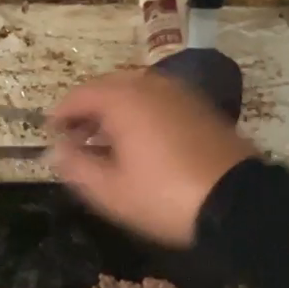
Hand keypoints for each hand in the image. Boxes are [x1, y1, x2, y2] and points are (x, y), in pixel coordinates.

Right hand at [47, 69, 258, 247]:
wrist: (237, 202)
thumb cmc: (164, 196)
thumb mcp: (110, 191)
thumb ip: (75, 166)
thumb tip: (57, 150)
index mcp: (122, 99)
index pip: (79, 95)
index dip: (60, 115)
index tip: (51, 134)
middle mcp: (149, 85)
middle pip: (107, 87)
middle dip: (87, 110)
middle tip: (76, 138)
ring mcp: (179, 93)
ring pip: (135, 92)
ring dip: (115, 111)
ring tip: (106, 142)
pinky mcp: (200, 107)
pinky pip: (159, 101)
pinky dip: (141, 114)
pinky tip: (140, 142)